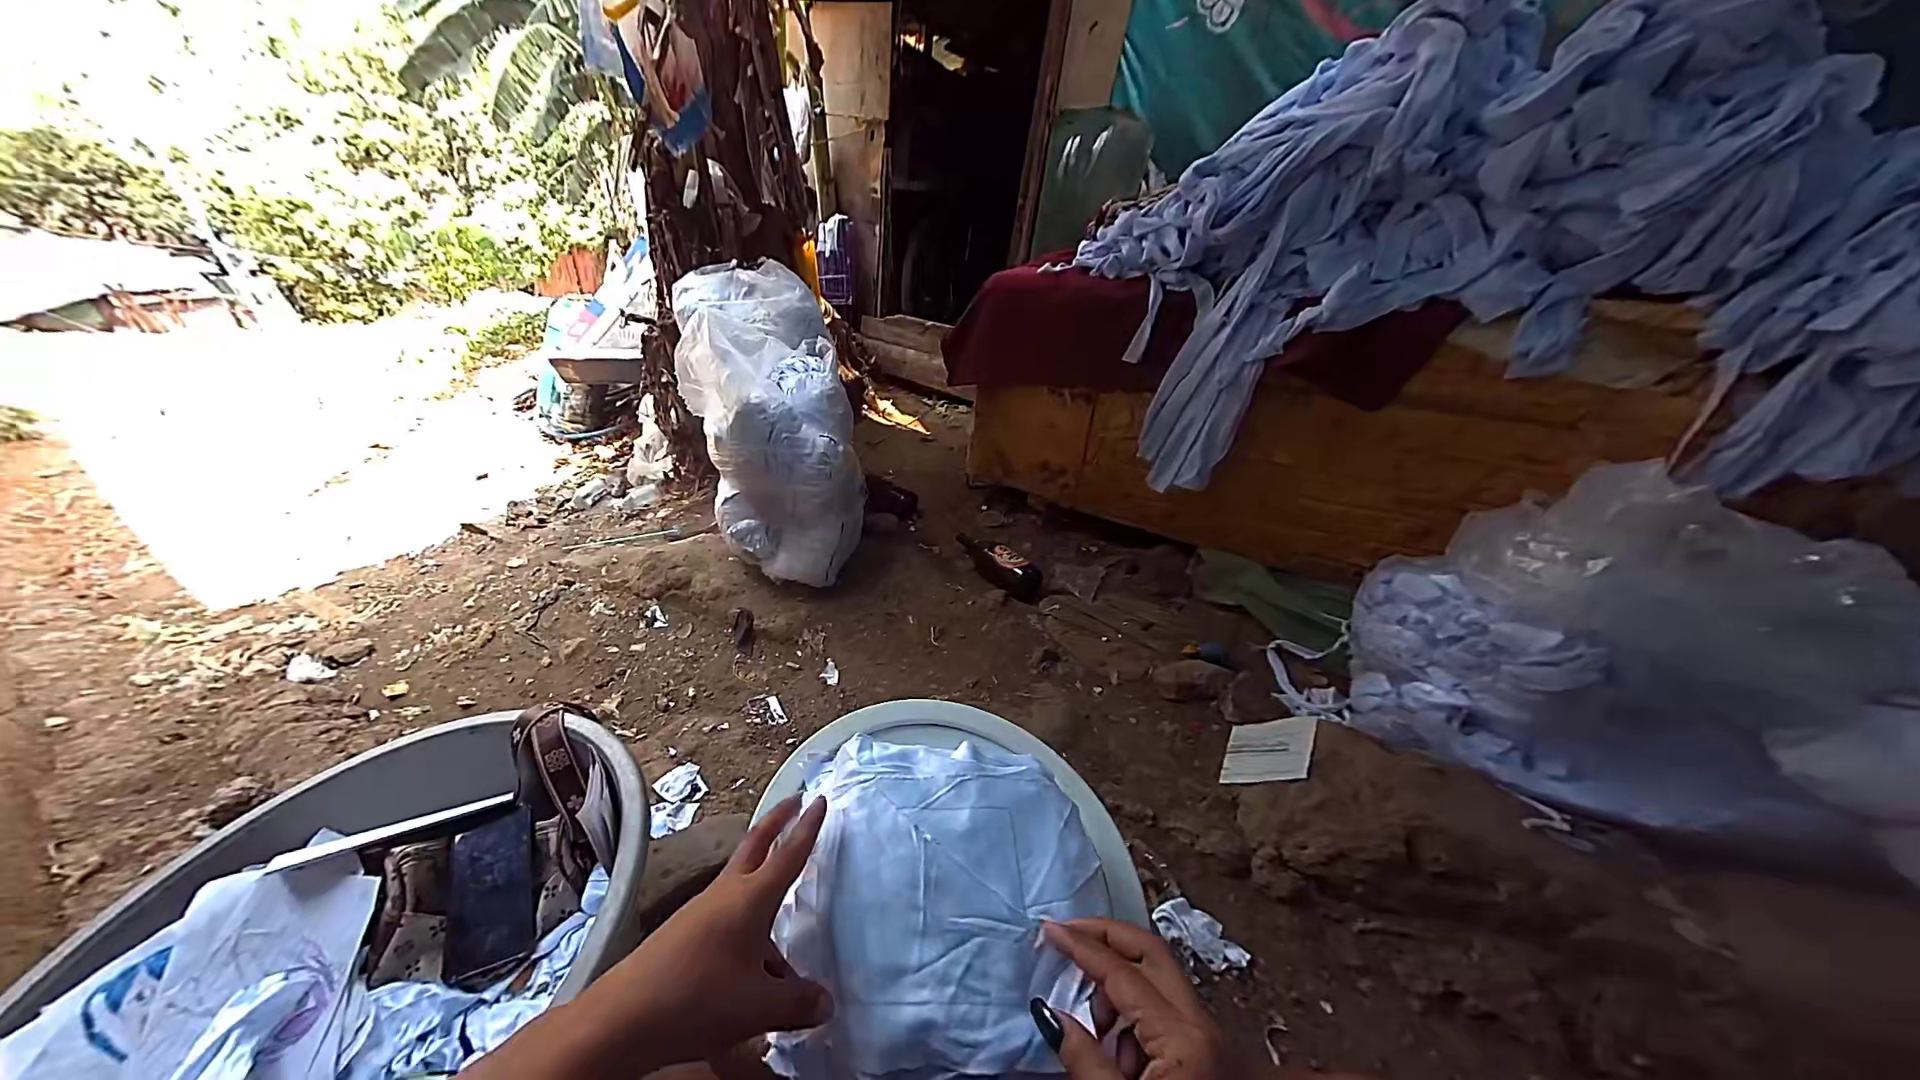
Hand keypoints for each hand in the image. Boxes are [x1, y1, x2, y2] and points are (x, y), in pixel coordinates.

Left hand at [613, 794, 833, 1066]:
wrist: (621, 1020)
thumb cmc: (695, 999)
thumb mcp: (758, 1007)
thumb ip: (797, 1002)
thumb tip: (825, 1003)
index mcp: (752, 897)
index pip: (790, 853)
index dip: (808, 826)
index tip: (819, 801)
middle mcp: (727, 893)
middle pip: (757, 843)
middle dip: (778, 819)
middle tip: (794, 801)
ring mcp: (701, 910)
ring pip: (742, 887)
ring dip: (764, 890)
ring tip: (784, 946)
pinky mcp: (683, 932)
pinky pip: (725, 919)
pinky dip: (745, 930)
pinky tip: (750, 973)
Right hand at [1034, 918, 1226, 1079]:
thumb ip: (1083, 1058)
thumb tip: (1050, 1014)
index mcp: (1183, 1039)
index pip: (1122, 972)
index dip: (1081, 947)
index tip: (1051, 930)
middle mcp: (1202, 1025)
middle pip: (1150, 950)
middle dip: (1106, 935)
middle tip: (1069, 934)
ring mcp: (1208, 1035)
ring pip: (1159, 977)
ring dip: (1120, 982)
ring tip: (1096, 1026)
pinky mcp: (1206, 1050)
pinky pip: (1165, 1008)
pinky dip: (1135, 1011)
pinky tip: (1120, 1053)